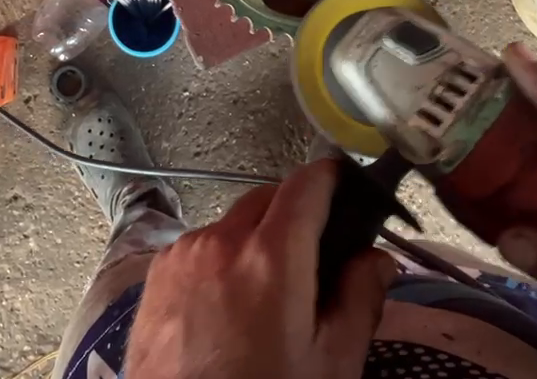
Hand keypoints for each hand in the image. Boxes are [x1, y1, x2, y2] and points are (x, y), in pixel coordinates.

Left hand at [123, 159, 396, 378]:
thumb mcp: (329, 365)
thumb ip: (360, 301)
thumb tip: (378, 258)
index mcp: (271, 257)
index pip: (306, 185)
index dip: (329, 176)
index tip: (344, 180)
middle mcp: (224, 240)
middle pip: (268, 198)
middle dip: (295, 213)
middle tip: (314, 255)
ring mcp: (185, 251)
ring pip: (233, 222)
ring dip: (255, 238)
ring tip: (267, 292)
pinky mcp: (158, 270)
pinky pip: (201, 245)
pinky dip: (221, 258)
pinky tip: (227, 303)